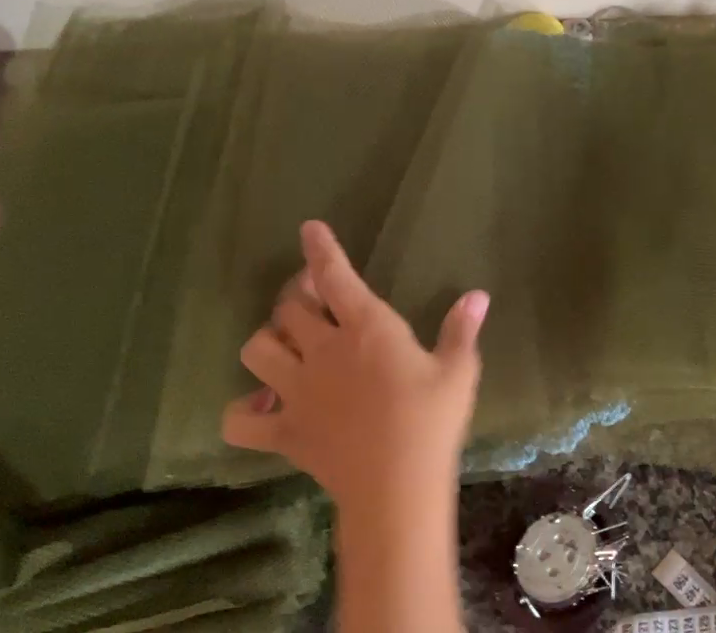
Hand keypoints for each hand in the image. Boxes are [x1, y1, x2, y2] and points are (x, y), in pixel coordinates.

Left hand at [221, 220, 488, 514]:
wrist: (397, 485)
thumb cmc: (433, 420)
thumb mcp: (459, 370)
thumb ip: (462, 329)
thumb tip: (477, 295)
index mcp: (367, 329)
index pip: (334, 277)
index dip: (320, 250)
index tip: (309, 229)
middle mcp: (323, 351)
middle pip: (289, 308)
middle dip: (297, 294)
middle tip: (313, 295)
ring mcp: (296, 393)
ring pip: (256, 350)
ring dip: (268, 340)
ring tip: (288, 344)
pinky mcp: (282, 433)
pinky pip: (238, 420)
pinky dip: (243, 411)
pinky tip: (263, 405)